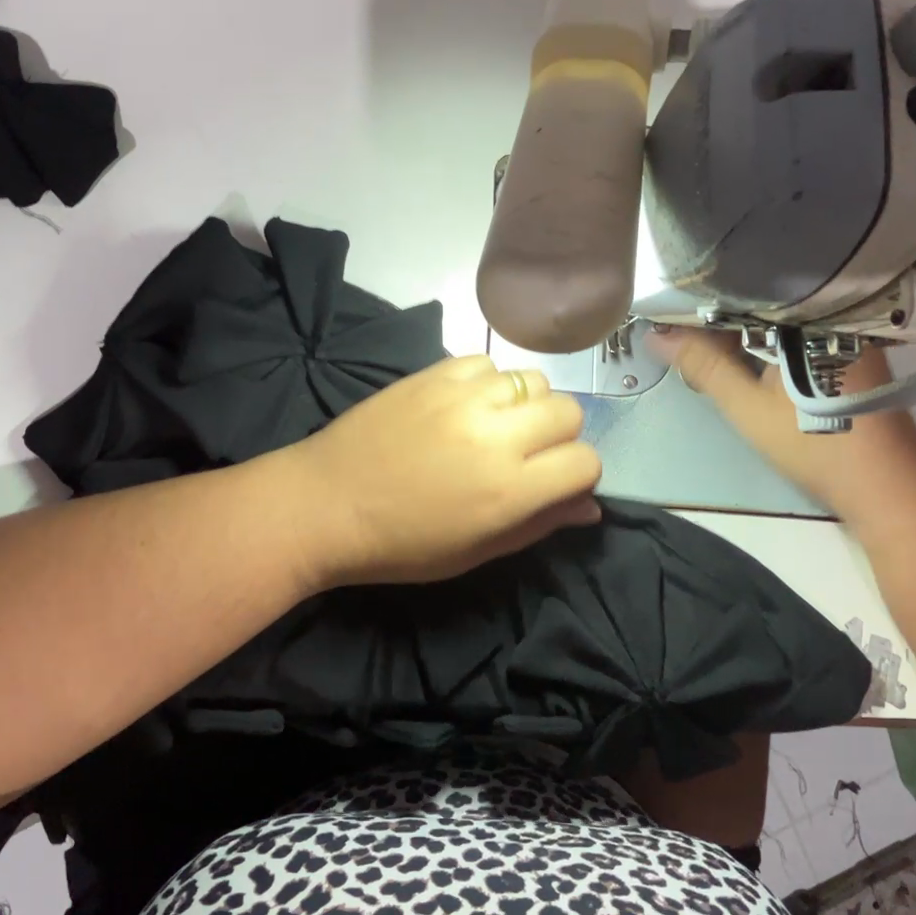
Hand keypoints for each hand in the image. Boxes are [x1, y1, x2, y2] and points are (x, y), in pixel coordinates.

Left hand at [279, 355, 603, 587]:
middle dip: (558, 435)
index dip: (577, 474)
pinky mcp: (433, 374)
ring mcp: (463, 397)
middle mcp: (496, 435)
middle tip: (525, 453)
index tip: (553, 482)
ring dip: (524, 404)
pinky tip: (463, 405)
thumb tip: (590, 506)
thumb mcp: (476, 552)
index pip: (585, 461)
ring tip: (492, 425)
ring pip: (531, 380)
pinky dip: (486, 382)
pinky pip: (486, 362)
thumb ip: (538, 525)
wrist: (325, 505)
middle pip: (568, 411)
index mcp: (510, 490)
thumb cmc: (402, 545)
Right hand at [646, 328, 915, 511]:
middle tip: (680, 333)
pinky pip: (796, 332)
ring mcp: (843, 330)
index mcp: (807, 315)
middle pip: (761, 304)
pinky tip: (744, 356)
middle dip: (720, 318)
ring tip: (704, 343)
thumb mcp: (746, 405)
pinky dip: (768, 342)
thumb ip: (702, 365)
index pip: (743, 292)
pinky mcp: (848, 350)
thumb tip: (656, 335)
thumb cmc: (814, 441)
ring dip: (743, 331)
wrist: (884, 482)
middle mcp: (830, 312)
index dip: (702, 303)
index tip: (668, 315)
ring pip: (778, 319)